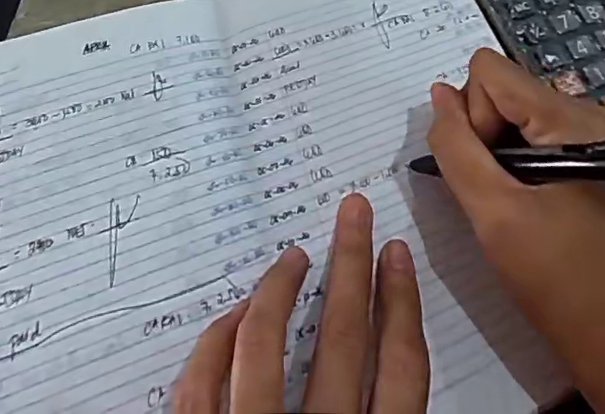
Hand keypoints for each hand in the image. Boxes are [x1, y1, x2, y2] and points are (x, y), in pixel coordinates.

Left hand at [172, 193, 428, 412]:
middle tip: (353, 210)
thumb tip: (389, 354)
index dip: (402, 306)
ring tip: (295, 252)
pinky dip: (217, 343)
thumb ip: (382, 407)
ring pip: (266, 348)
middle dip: (350, 267)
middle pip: (343, 344)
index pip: (402, 375)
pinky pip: (202, 387)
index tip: (396, 252)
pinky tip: (235, 314)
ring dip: (281, 289)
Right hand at [426, 48, 604, 413]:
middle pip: (504, 88)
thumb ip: (456, 147)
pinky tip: (533, 204)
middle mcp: (593, 114)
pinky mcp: (600, 158)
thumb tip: (438, 94)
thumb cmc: (563, 287)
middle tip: (502, 196)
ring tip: (518, 205)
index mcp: (575, 120)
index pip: (490, 71)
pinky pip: (538, 133)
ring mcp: (601, 136)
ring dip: (501, 151)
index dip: (472, 116)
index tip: (489, 172)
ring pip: (517, 112)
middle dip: (487, 134)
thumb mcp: (494, 216)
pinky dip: (520, 161)